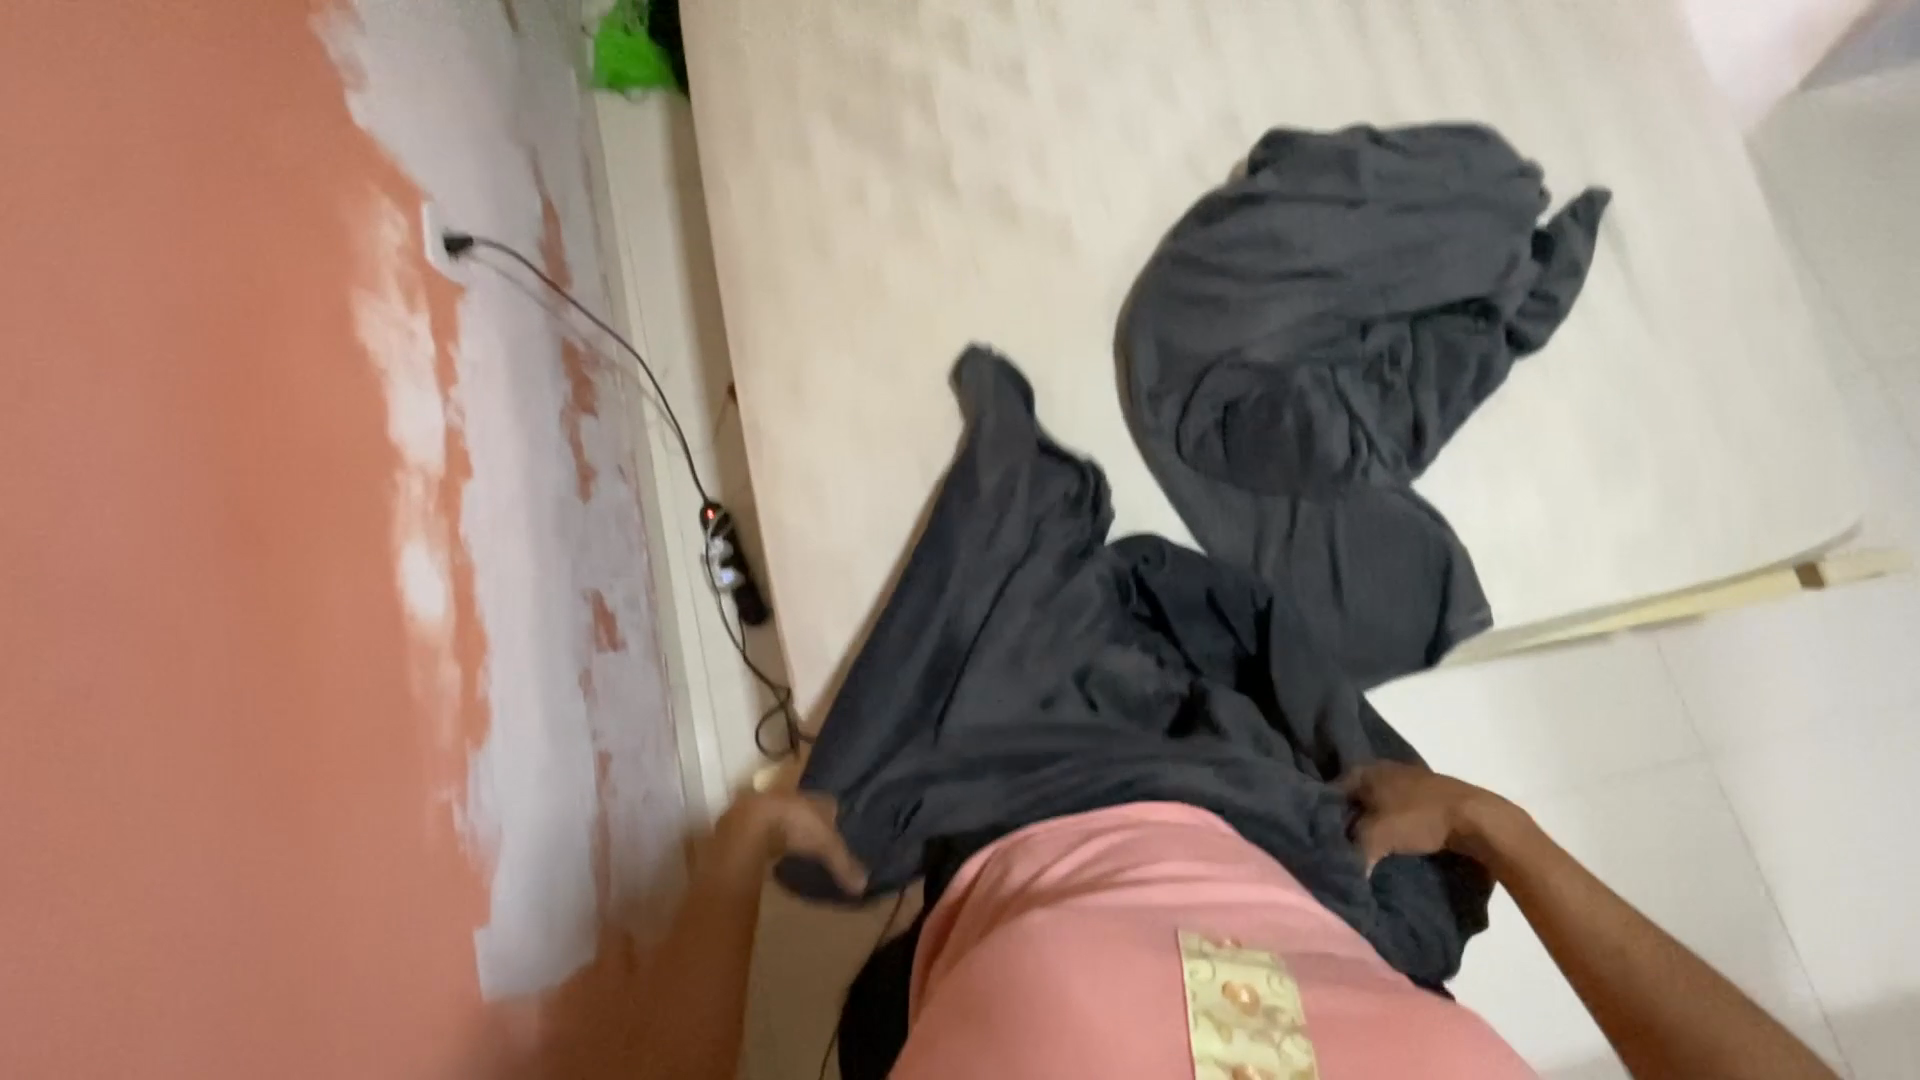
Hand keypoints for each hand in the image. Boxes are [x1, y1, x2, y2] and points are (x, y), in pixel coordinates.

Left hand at [703, 790, 867, 894]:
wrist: (749, 823)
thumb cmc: (794, 826)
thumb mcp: (826, 847)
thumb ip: (844, 864)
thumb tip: (863, 886)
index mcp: (813, 799)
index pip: (828, 803)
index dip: (833, 814)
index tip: (838, 825)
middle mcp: (791, 799)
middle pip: (804, 809)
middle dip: (810, 822)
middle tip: (817, 838)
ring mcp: (767, 809)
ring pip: (782, 818)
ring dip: (787, 830)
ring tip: (795, 847)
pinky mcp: (747, 824)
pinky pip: (764, 831)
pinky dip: (769, 841)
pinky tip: (772, 853)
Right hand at [1337, 761, 1523, 871]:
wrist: (1477, 817)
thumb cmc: (1419, 818)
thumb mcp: (1378, 836)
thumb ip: (1355, 852)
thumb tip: (1344, 873)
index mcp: (1362, 770)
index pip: (1330, 794)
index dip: (1326, 817)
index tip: (1324, 839)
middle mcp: (1380, 768)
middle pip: (1354, 798)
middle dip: (1349, 820)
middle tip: (1344, 845)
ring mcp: (1406, 778)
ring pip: (1377, 804)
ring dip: (1373, 822)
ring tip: (1368, 847)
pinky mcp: (1426, 793)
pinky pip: (1398, 808)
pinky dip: (1393, 823)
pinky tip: (1395, 840)